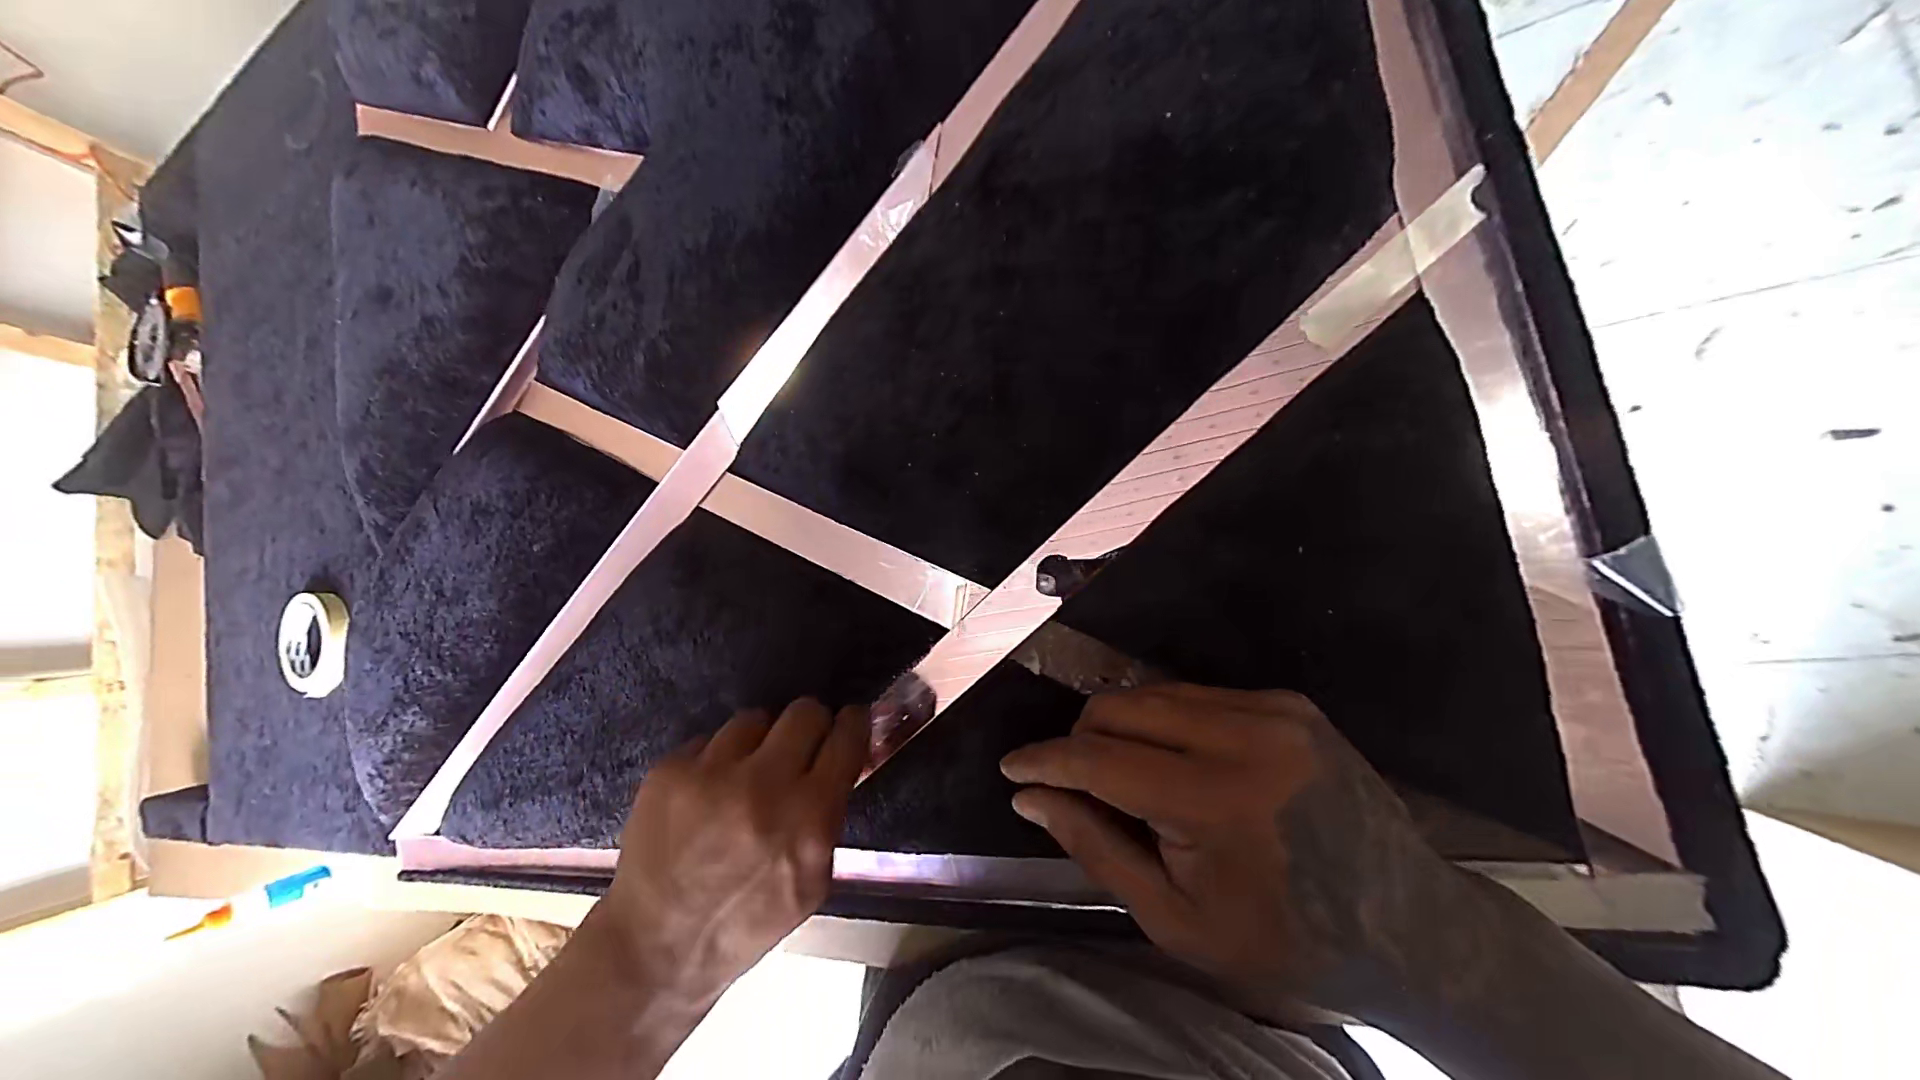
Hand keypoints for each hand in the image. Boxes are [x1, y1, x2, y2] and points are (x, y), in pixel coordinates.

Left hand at [587, 698, 867, 1006]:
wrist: (656, 945)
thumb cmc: (747, 922)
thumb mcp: (813, 881)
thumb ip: (831, 816)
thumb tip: (846, 762)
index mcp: (808, 818)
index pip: (846, 738)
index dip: (854, 724)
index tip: (852, 720)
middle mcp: (763, 785)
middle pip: (804, 712)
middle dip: (811, 724)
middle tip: (802, 745)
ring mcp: (711, 773)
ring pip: (755, 718)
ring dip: (761, 740)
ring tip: (749, 770)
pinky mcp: (670, 770)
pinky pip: (710, 740)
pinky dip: (718, 759)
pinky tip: (709, 790)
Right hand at [1000, 684, 1477, 1018]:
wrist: (1414, 929)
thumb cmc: (1287, 942)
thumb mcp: (1177, 919)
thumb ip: (1096, 848)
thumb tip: (1032, 798)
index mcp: (1217, 801)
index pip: (1100, 760)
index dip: (1045, 760)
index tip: (1012, 766)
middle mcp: (1246, 736)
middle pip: (1121, 709)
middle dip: (1079, 740)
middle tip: (1071, 781)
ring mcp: (1274, 711)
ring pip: (1154, 692)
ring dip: (1120, 727)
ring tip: (1122, 775)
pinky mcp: (1290, 702)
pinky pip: (1197, 694)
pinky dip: (1165, 720)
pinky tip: (1173, 760)